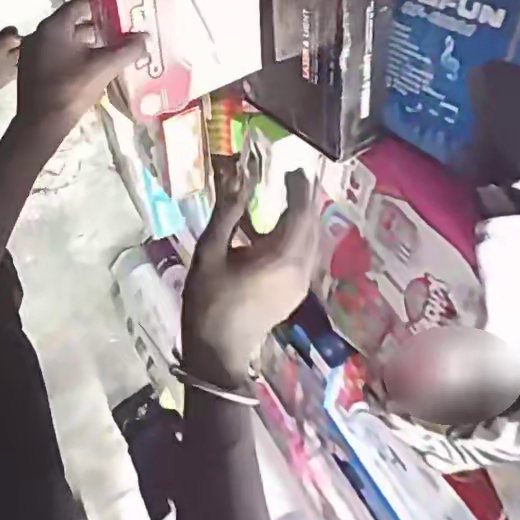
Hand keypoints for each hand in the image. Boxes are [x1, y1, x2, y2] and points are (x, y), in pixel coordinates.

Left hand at [15, 0, 145, 133]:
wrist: (42, 124)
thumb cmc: (72, 88)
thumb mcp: (104, 67)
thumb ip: (127, 49)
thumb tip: (146, 37)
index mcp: (53, 27)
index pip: (77, 6)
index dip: (98, 8)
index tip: (115, 14)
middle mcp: (37, 35)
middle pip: (68, 23)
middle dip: (92, 27)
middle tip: (114, 33)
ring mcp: (31, 53)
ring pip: (61, 40)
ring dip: (81, 43)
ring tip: (104, 51)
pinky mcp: (30, 70)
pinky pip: (52, 54)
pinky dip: (69, 56)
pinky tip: (85, 67)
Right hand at [182, 159, 319, 382]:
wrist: (217, 350)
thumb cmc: (209, 299)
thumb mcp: (210, 251)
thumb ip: (226, 214)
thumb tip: (236, 179)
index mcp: (281, 257)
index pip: (300, 214)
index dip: (299, 189)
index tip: (293, 169)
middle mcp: (299, 269)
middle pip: (310, 227)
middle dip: (304, 200)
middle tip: (292, 178)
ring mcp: (300, 283)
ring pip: (309, 242)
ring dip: (301, 218)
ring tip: (285, 198)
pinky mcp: (293, 292)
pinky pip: (302, 255)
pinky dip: (294, 236)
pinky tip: (272, 230)